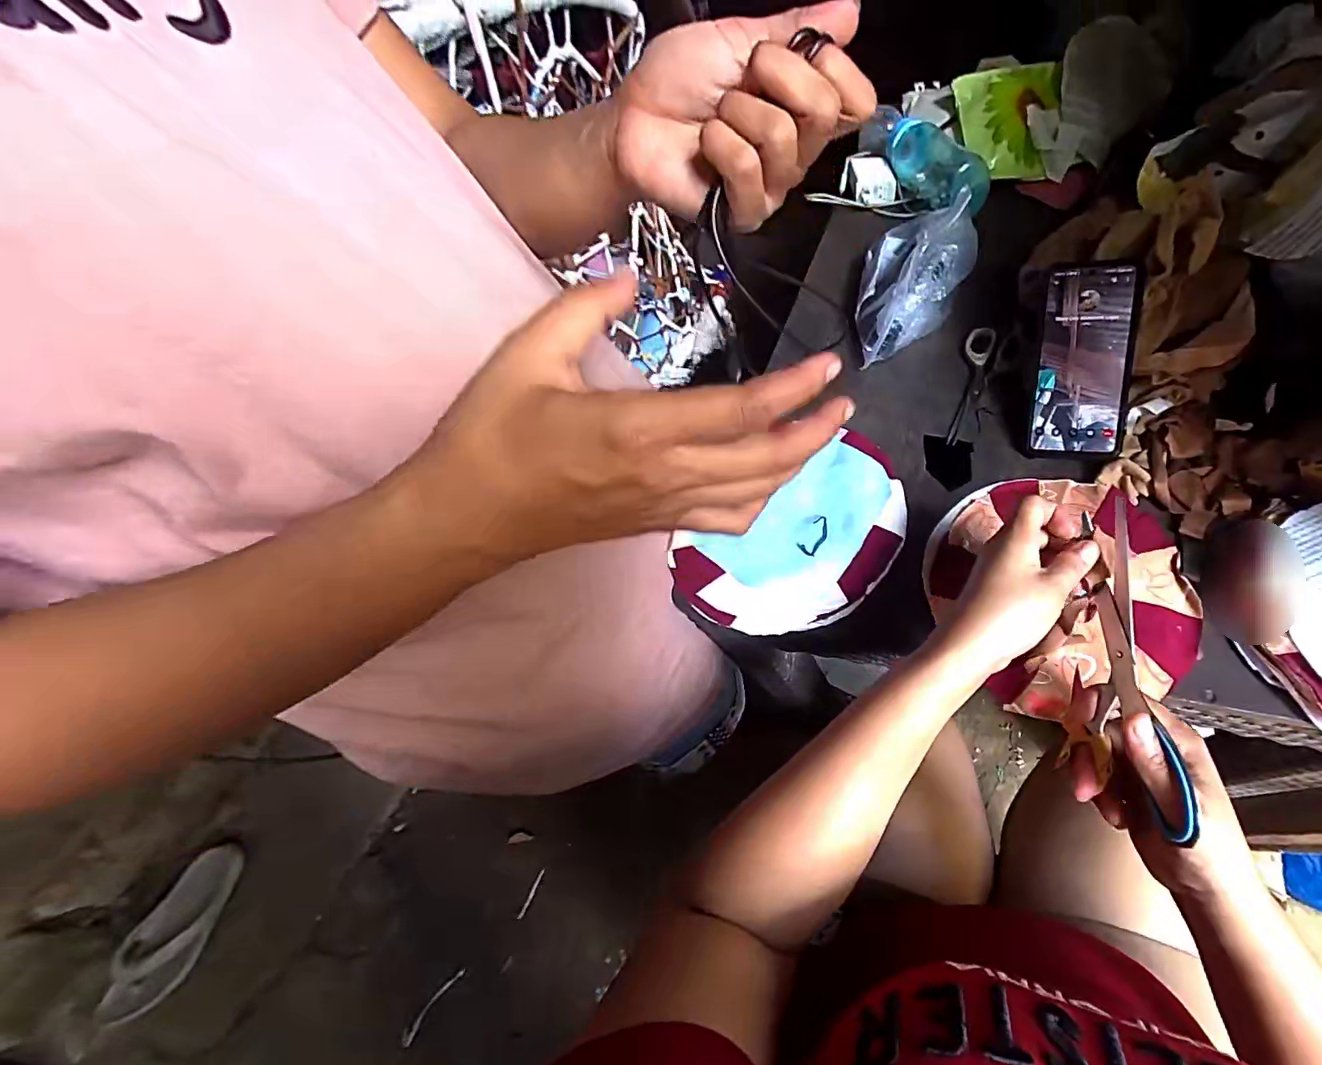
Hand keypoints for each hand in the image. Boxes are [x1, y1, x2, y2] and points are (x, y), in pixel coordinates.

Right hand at [391, 272, 852, 566]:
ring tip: (823, 433)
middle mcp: (672, 472)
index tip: (829, 367)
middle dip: (816, 430)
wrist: (467, 517)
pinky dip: (764, 500)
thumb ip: (580, 308)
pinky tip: (772, 480)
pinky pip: (732, 521)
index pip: (743, 410)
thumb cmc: (492, 435)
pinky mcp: (665, 524)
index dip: (796, 389)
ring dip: (800, 463)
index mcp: (643, 428)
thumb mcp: (525, 355)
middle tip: (844, 403)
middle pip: (769, 457)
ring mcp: (673, 505)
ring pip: (760, 491)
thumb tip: (626, 274)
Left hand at [612, 0, 878, 229]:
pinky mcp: (751, 209)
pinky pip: (748, 165)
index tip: (788, 53)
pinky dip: (717, 142)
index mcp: (806, 110)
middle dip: (774, 76)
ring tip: (717, 118)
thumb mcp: (737, 37)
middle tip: (742, 82)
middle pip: (823, 112)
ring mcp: (778, 184)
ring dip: (736, 112)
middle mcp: (800, 150)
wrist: (633, 119)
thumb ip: (795, 28)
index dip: (832, 69)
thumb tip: (849, 10)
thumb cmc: (679, 82)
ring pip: (781, 135)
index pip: (860, 101)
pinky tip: (707, 146)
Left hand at [936, 495, 1098, 674]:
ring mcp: (993, 566)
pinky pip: (1018, 572)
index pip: (1035, 504)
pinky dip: (1037, 579)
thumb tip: (1089, 547)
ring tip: (1070, 587)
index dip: (1059, 514)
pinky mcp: (990, 587)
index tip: (1075, 538)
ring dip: (1052, 564)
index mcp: (1016, 536)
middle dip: (1061, 543)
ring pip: (1028, 553)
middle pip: (1034, 528)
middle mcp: (1001, 546)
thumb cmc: (1011, 614)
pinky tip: (1049, 601)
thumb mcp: (1054, 589)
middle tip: (1080, 566)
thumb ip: (1074, 564)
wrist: (968, 647)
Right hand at [1070, 695, 1263, 902]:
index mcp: (1178, 742)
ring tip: (1102, 806)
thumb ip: (1154, 764)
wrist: (1209, 891)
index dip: (1103, 702)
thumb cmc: (1210, 849)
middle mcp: (1158, 748)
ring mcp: (1143, 768)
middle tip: (1086, 784)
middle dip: (1090, 751)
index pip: (1134, 702)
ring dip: (1091, 775)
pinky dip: (1099, 794)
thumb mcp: (1182, 807)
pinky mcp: (1131, 789)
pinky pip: (1102, 777)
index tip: (1078, 717)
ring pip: (1101, 751)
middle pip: (1108, 726)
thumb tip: (1132, 718)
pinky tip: (1116, 817)